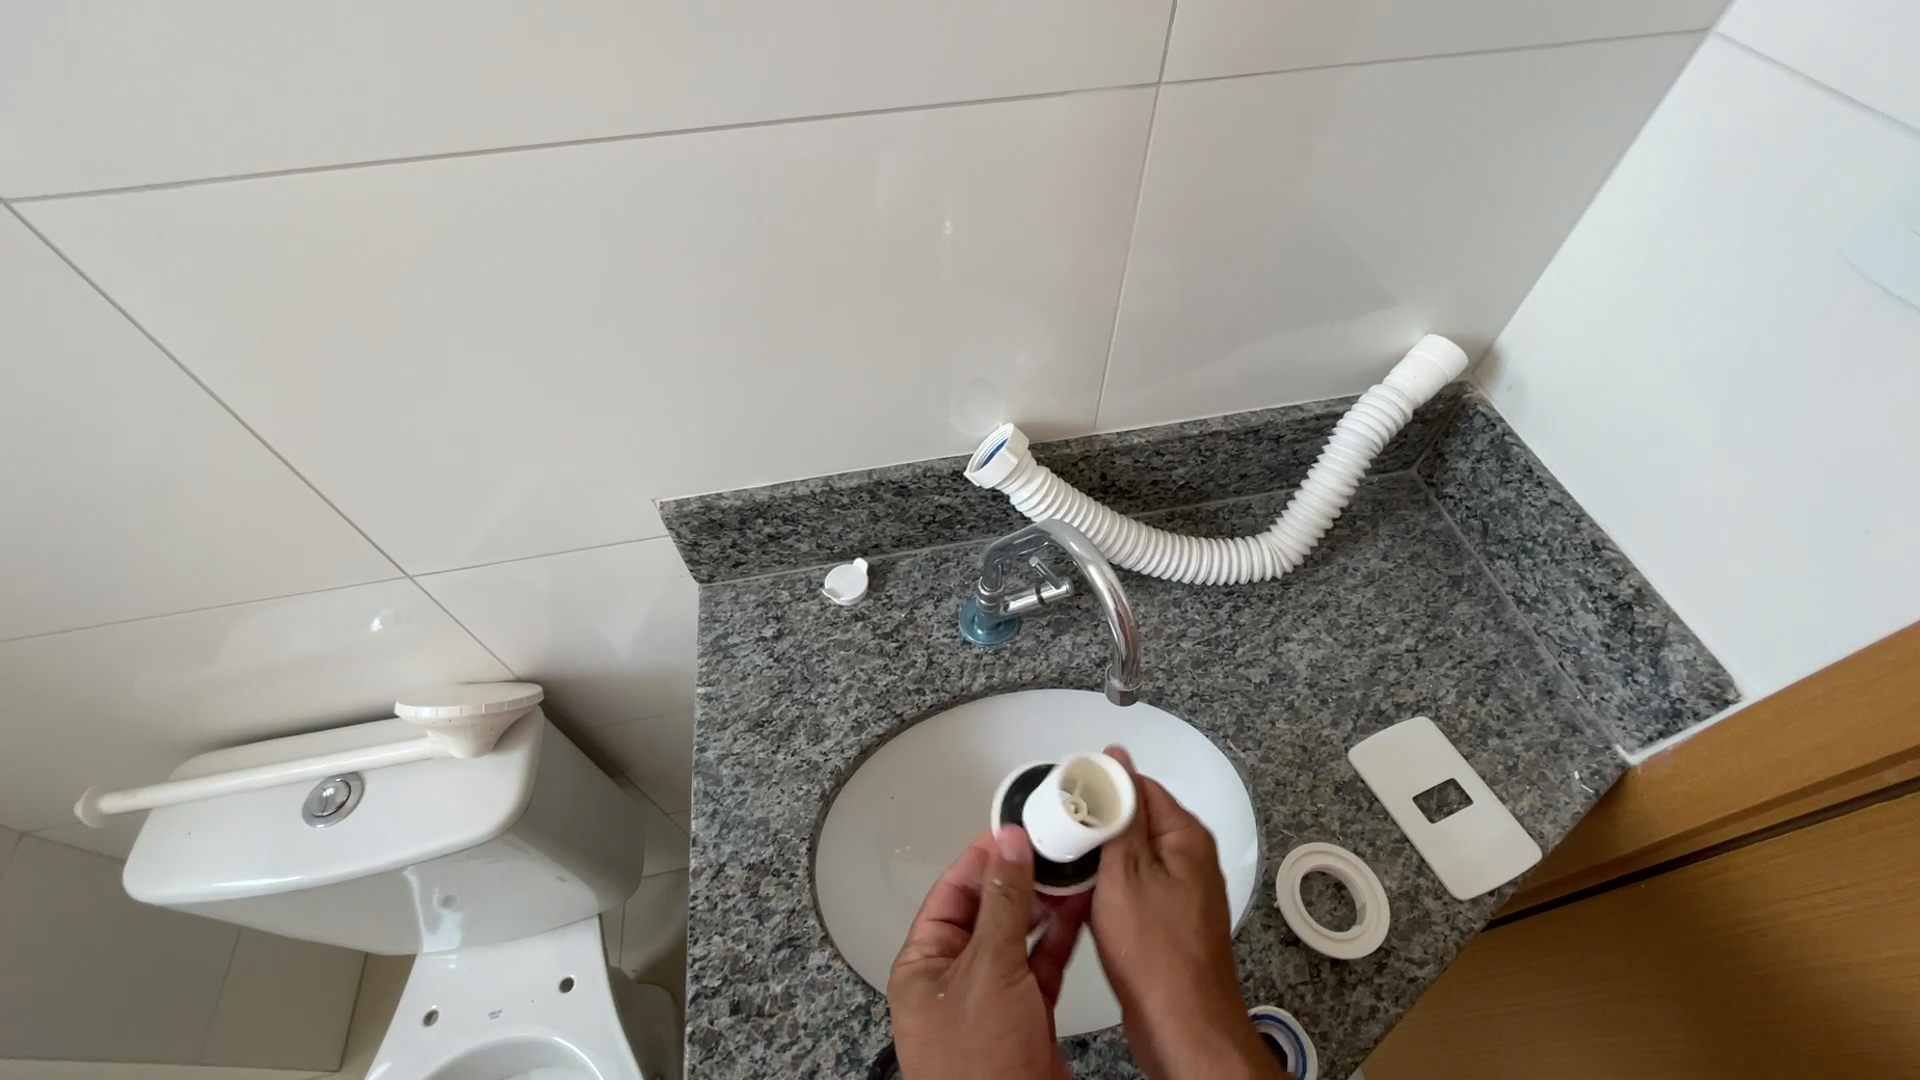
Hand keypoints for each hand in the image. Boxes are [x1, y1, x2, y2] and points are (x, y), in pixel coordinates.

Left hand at [888, 825, 1091, 1079]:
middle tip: (1049, 844)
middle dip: (1018, 879)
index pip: (952, 892)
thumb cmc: (978, 1067)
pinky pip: (1040, 964)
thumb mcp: (988, 970)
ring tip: (1069, 868)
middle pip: (987, 911)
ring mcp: (991, 997)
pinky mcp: (1025, 1015)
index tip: (1012, 829)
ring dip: (1044, 905)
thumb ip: (1002, 903)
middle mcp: (954, 977)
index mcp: (924, 963)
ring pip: (1017, 935)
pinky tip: (1078, 910)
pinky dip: (1059, 938)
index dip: (982, 858)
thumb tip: (1008, 844)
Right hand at [1090, 746, 1285, 1079]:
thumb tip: (1118, 761)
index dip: (1100, 787)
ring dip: (1100, 855)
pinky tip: (1085, 893)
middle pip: (1134, 818)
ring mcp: (1180, 888)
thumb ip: (1120, 813)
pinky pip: (1133, 882)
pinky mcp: (1168, 915)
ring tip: (1068, 861)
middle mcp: (1188, 857)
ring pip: (1130, 852)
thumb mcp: (1125, 871)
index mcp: (1185, 836)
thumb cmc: (1158, 956)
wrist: (1182, 1026)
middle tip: (1062, 832)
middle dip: (1097, 823)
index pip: (1138, 785)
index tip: (1068, 796)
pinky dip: (1109, 882)